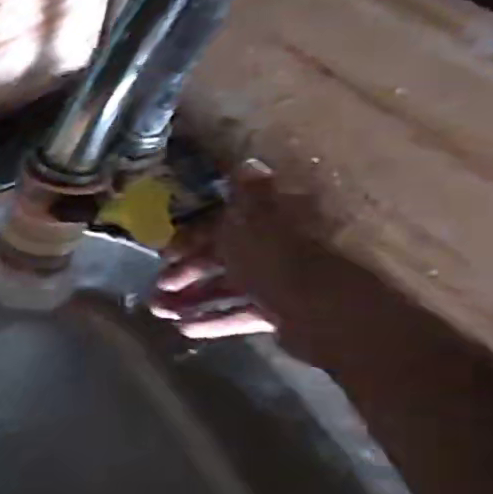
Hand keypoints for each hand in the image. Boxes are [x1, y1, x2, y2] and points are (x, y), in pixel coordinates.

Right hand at [149, 159, 355, 365]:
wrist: (334, 316)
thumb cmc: (284, 259)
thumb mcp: (255, 219)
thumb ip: (248, 194)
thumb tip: (248, 164)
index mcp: (280, 220)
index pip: (230, 223)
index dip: (194, 237)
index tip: (166, 253)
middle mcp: (287, 247)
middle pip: (228, 256)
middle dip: (188, 272)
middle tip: (158, 287)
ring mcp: (289, 283)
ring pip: (231, 286)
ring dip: (194, 298)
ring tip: (160, 313)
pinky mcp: (288, 314)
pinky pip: (245, 312)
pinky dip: (217, 319)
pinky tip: (185, 329)